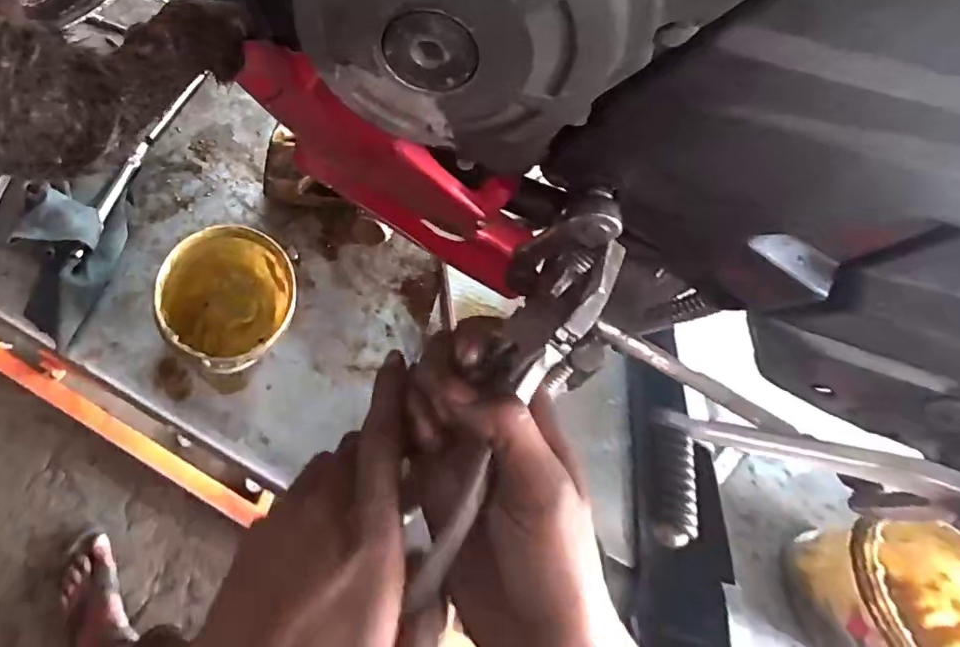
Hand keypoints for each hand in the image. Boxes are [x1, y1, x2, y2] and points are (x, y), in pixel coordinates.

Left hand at [194, 354, 409, 646]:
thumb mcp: (394, 640)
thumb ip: (422, 603)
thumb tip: (430, 574)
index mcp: (369, 531)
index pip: (381, 444)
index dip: (390, 398)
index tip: (396, 363)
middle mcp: (325, 507)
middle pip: (353, 451)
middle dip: (377, 451)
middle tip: (397, 477)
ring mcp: (286, 513)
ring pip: (324, 469)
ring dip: (345, 476)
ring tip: (357, 513)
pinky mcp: (259, 529)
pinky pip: (297, 495)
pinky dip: (315, 501)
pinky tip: (317, 542)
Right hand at [407, 320, 633, 646]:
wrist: (534, 637)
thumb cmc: (557, 559)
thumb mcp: (548, 489)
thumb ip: (508, 426)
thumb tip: (458, 384)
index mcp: (527, 412)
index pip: (501, 352)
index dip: (476, 342)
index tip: (461, 361)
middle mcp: (490, 419)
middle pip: (454, 365)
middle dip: (440, 372)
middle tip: (440, 408)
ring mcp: (458, 447)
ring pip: (425, 393)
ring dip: (419, 403)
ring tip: (429, 440)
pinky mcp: (431, 477)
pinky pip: (407, 434)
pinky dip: (401, 429)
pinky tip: (412, 449)